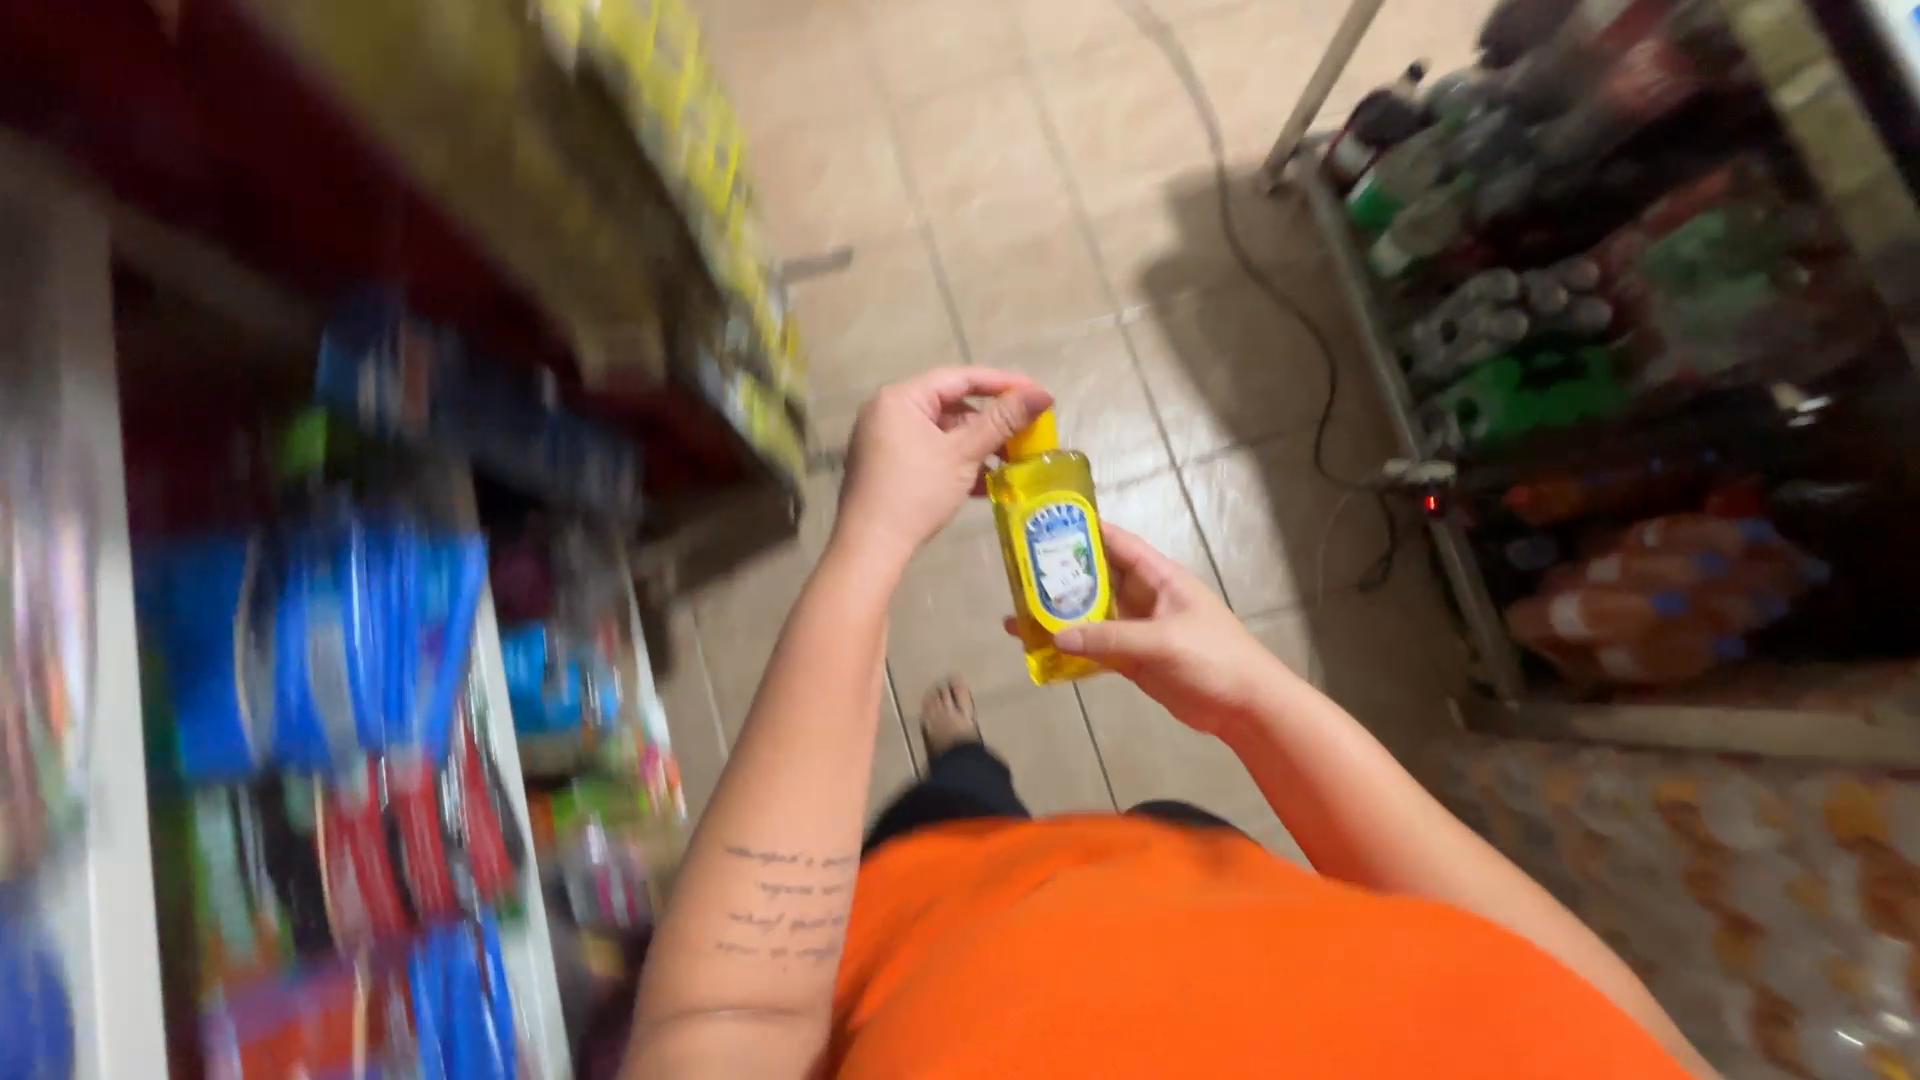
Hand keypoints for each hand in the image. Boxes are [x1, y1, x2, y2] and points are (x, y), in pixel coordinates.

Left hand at [837, 367, 1052, 565]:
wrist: (872, 546)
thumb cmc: (916, 492)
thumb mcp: (963, 453)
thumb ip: (1002, 421)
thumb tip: (1043, 394)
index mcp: (901, 398)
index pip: (960, 378)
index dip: (1003, 383)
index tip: (1037, 394)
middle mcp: (888, 412)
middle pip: (951, 405)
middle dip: (991, 422)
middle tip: (1027, 431)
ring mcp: (885, 441)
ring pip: (943, 433)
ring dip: (978, 446)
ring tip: (1011, 461)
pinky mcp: (888, 468)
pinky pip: (930, 453)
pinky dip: (958, 462)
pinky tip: (986, 483)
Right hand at [1011, 523, 1295, 736]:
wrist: (1243, 707)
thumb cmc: (1214, 657)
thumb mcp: (1163, 640)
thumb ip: (1110, 637)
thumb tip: (1056, 635)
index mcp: (1160, 578)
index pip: (1119, 544)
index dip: (1087, 531)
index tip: (1049, 523)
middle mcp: (1145, 598)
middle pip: (1098, 579)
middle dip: (1063, 575)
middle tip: (1020, 572)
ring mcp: (1138, 629)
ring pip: (1092, 616)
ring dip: (1061, 616)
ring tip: (1019, 613)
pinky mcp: (1133, 658)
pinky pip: (1096, 648)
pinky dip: (1072, 649)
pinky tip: (1042, 649)